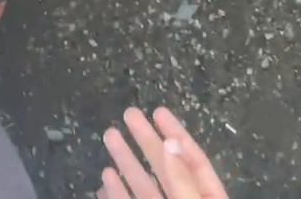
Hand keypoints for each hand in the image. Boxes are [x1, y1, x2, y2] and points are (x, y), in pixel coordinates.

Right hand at [98, 107, 227, 198]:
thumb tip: (170, 141)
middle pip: (165, 169)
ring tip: (109, 136)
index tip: (157, 110)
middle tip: (128, 113)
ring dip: (126, 163)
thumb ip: (182, 180)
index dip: (177, 134)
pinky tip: (105, 181)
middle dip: (146, 141)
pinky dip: (117, 194)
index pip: (195, 162)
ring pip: (145, 188)